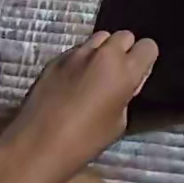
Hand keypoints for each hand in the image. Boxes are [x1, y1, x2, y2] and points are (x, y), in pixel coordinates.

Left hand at [0, 30, 158, 182]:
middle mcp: (103, 54)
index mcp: (124, 70)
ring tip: (93, 76)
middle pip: (124, 35)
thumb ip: (126, 95)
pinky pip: (77, 50)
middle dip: (124, 51)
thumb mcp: (118, 123)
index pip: (148, 46)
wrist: (36, 146)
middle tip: (116, 75)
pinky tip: (71, 83)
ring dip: (102, 52)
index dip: (145, 60)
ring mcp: (77, 53)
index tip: (137, 75)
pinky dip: (81, 60)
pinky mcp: (56, 58)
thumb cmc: (84, 142)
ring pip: (100, 38)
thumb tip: (125, 83)